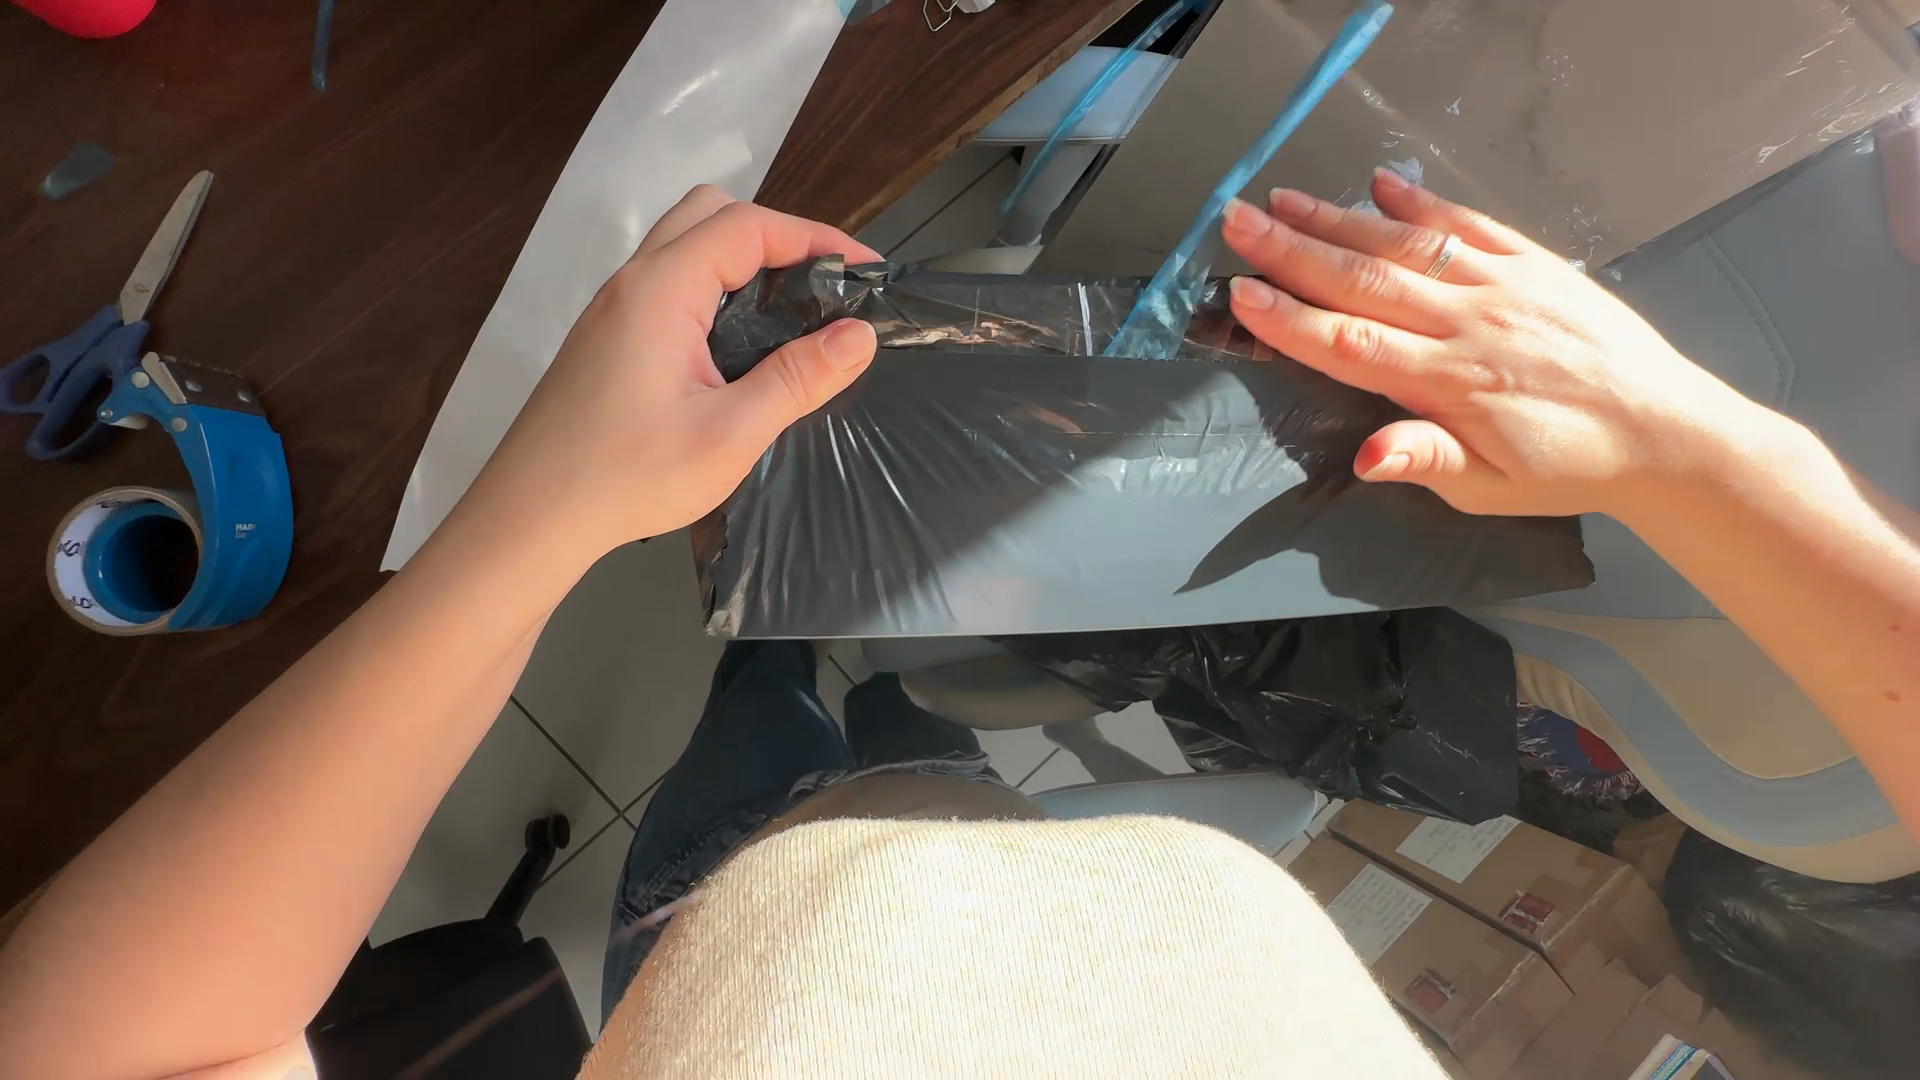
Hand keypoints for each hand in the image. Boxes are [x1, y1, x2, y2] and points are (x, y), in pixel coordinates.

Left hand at [469, 186, 878, 563]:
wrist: (533, 517)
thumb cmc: (631, 476)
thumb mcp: (731, 433)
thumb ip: (798, 379)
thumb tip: (859, 336)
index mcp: (661, 290)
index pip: (747, 227)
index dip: (815, 237)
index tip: (865, 269)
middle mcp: (633, 284)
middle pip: (710, 215)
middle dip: (777, 234)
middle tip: (822, 284)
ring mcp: (616, 310)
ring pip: (686, 247)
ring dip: (744, 260)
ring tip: (792, 310)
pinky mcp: (611, 340)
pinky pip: (672, 285)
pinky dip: (718, 289)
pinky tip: (741, 343)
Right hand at [1219, 171, 1766, 519]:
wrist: (1667, 432)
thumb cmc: (1561, 468)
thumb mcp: (1487, 487)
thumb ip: (1426, 461)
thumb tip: (1366, 456)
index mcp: (1448, 381)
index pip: (1349, 343)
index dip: (1290, 318)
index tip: (1242, 291)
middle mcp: (1468, 322)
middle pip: (1363, 281)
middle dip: (1293, 251)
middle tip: (1239, 222)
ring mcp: (1503, 285)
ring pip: (1405, 246)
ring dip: (1338, 220)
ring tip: (1283, 200)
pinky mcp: (1536, 264)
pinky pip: (1472, 224)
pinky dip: (1423, 202)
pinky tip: (1380, 184)